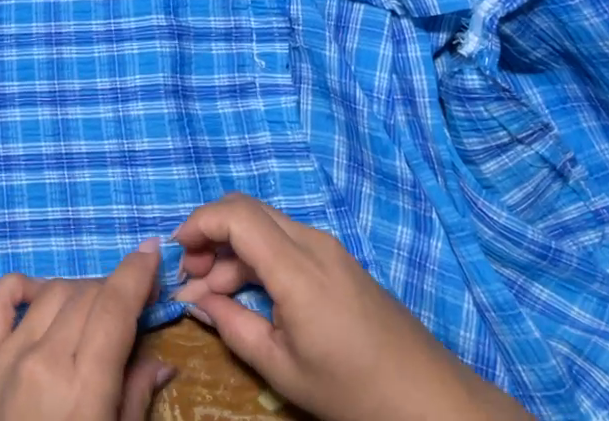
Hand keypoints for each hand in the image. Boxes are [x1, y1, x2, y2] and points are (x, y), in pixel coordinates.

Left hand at [0, 238, 176, 420]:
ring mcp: (8, 354)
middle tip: (135, 299)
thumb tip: (159, 361)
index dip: (136, 272)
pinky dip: (22, 287)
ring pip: (52, 291)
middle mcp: (44, 358)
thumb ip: (135, 398)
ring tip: (98, 307)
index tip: (155, 250)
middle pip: (87, 294)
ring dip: (80, 289)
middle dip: (116, 287)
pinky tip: (42, 297)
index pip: (113, 306)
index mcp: (83, 385)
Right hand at [172, 195, 531, 420]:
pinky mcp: (337, 261)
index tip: (176, 252)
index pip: (235, 215)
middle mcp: (312, 243)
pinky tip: (247, 293)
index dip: (198, 223)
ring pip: (264, 224)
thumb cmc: (353, 390)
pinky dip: (256, 256)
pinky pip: (284, 240)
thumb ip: (231, 326)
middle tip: (191, 275)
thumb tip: (197, 299)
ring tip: (212, 293)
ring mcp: (329, 249)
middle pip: (246, 209)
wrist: (432, 400)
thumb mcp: (282, 367)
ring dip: (231, 248)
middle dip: (210, 232)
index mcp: (296, 267)